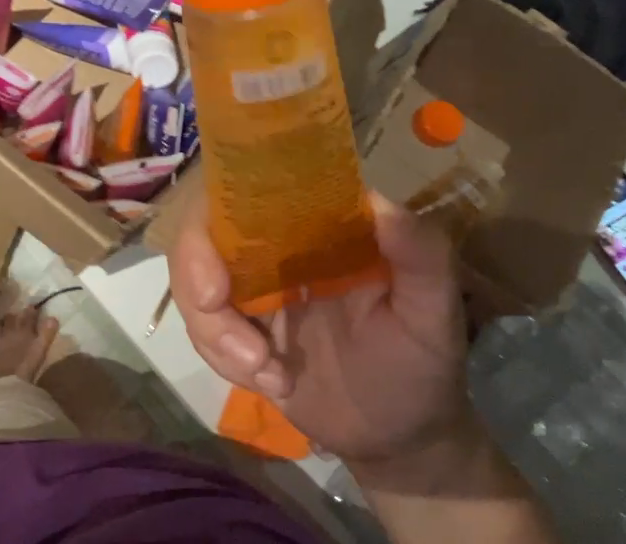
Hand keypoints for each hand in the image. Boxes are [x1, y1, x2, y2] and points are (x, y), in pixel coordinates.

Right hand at [169, 193, 480, 477]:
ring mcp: (249, 284)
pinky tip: (271, 384)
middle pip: (201, 228)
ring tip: (265, 373)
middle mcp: (273, 243)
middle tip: (216, 313)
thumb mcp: (434, 313)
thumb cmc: (420, 364)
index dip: (219, 209)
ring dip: (213, 329)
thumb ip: (421, 257)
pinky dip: (221, 356)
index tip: (219, 273)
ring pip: (191, 279)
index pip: (250, 186)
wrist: (396, 439)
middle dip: (195, 273)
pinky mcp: (233, 325)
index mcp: (315, 223)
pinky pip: (199, 325)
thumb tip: (379, 203)